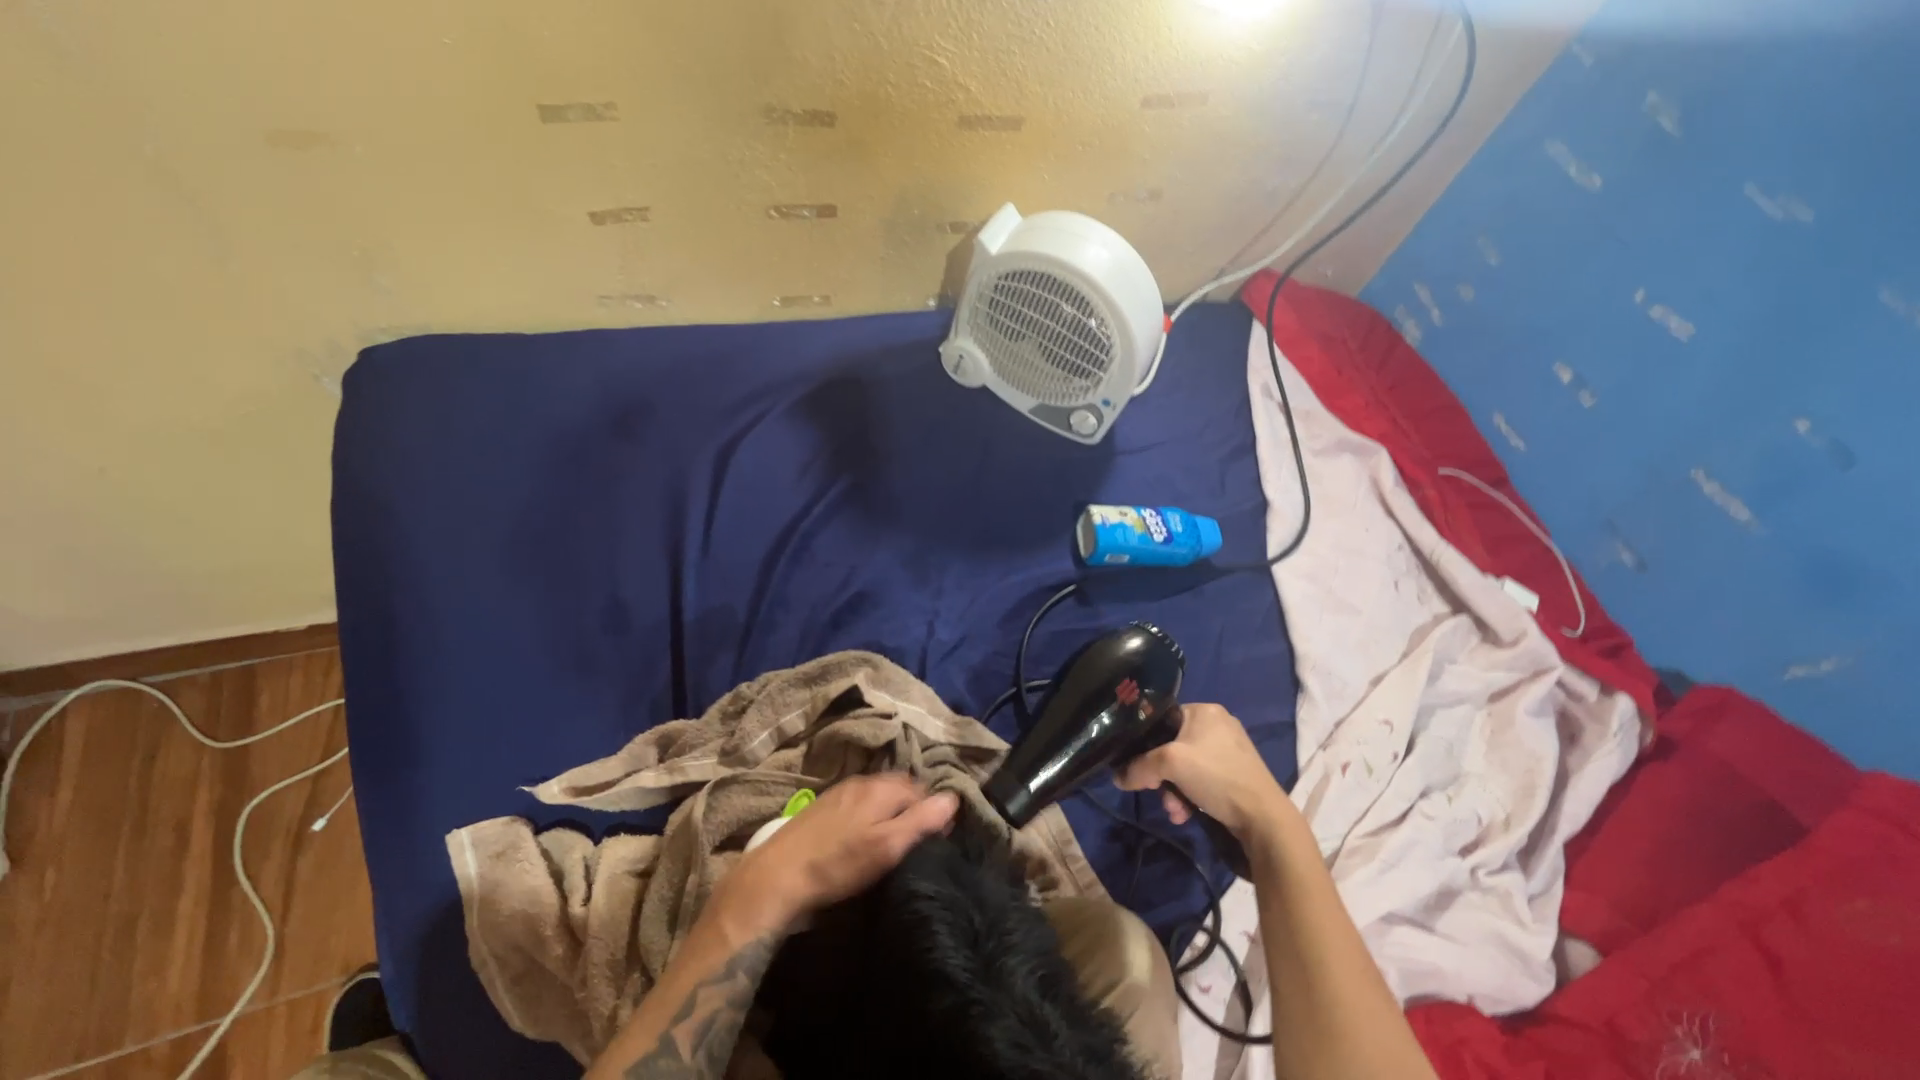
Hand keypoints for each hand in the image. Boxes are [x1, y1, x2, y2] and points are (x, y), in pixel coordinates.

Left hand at [711, 774, 958, 935]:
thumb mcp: (888, 846)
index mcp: (881, 787)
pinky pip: (857, 806)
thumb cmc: (838, 864)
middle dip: (911, 809)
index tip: (937, 840)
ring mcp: (838, 794)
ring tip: (891, 844)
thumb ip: (922, 820)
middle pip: (899, 789)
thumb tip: (953, 799)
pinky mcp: (821, 809)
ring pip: (877, 797)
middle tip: (915, 844)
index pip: (921, 788)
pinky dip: (868, 818)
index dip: (933, 812)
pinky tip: (861, 842)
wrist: (776, 877)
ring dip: (889, 814)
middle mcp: (861, 782)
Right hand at [1114, 703, 1293, 841]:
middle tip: (1156, 792)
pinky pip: (1200, 779)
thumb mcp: (1170, 764)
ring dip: (1173, 791)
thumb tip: (1117, 777)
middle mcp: (1217, 724)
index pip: (1161, 718)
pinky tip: (1187, 814)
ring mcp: (1228, 750)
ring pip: (1184, 767)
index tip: (1137, 767)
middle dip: (1160, 776)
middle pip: (1170, 746)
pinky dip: (1189, 796)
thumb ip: (1138, 767)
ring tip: (1176, 811)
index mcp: (1204, 710)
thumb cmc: (1215, 776)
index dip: (1144, 743)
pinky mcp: (1234, 773)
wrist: (1262, 816)